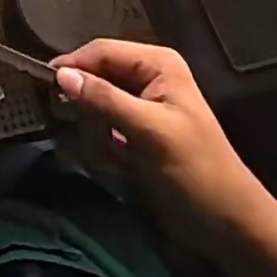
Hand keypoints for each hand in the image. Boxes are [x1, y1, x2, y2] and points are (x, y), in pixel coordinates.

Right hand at [53, 40, 276, 276]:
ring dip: (97, 131)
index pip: (102, 50)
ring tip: (115, 155)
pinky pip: (103, 125)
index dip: (74, 65)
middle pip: (96, 76)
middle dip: (91, 108)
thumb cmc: (197, 171)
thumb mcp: (149, 132)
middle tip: (98, 136)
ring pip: (95, 103)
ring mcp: (141, 103)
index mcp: (157, 63)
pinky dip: (104, 144)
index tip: (46, 86)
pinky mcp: (136, 129)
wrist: (229, 225)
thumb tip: (62, 75)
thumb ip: (105, 100)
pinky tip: (120, 162)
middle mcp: (147, 75)